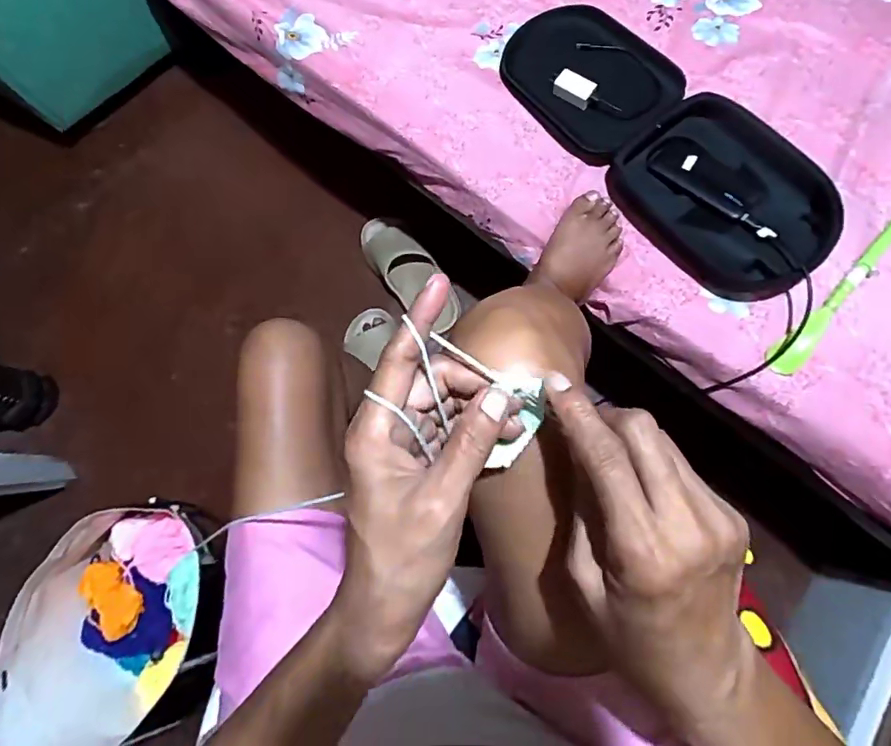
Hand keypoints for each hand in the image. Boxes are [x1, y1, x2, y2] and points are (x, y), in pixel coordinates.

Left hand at [331, 274, 513, 681]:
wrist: (382, 609)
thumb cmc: (402, 558)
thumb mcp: (442, 500)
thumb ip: (470, 443)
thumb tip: (497, 394)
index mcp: (375, 430)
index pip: (397, 359)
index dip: (419, 319)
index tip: (439, 282)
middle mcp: (385, 427)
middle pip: (430, 380)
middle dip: (469, 381)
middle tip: (510, 402)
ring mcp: (401, 443)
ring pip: (443, 402)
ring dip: (477, 405)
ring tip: (516, 418)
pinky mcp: (416, 459)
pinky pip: (448, 426)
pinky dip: (474, 425)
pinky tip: (503, 431)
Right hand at [543, 378, 758, 738]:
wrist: (708, 672)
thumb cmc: (630, 638)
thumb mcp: (584, 582)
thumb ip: (579, 509)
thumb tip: (572, 447)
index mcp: (643, 549)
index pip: (606, 457)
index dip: (578, 414)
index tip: (555, 384)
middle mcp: (687, 523)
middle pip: (644, 430)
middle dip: (607, 414)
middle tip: (582, 422)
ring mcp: (718, 515)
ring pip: (664, 440)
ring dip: (630, 433)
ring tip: (607, 447)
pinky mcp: (732, 514)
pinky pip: (681, 464)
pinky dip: (653, 460)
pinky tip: (641, 480)